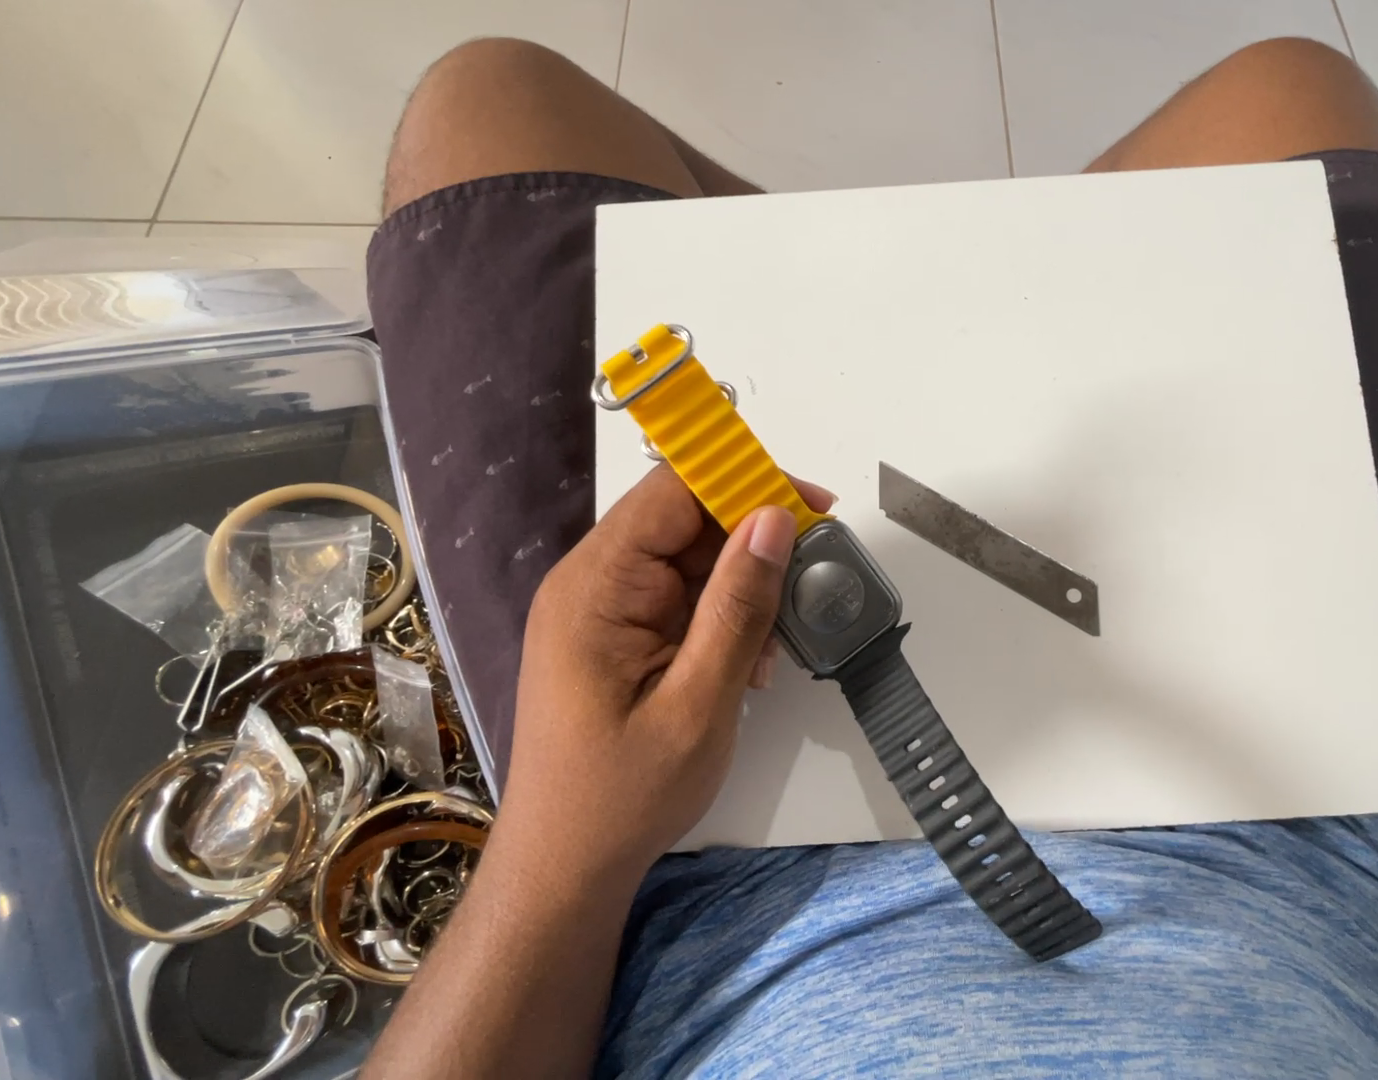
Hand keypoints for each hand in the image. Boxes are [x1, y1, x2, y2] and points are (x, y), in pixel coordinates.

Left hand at [505, 465, 833, 879]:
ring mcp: (603, 610)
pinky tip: (749, 665)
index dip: (743, 482)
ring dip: (743, 591)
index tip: (812, 505)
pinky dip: (723, 620)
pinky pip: (681, 601)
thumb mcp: (698, 701)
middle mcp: (593, 583)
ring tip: (775, 646)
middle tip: (811, 578)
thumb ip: (738, 606)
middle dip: (753, 543)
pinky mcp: (617, 637)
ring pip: (691, 562)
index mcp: (596, 585)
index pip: (671, 493)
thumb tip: (774, 519)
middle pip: (684, 523)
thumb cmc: (624, 795)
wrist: (565, 868)